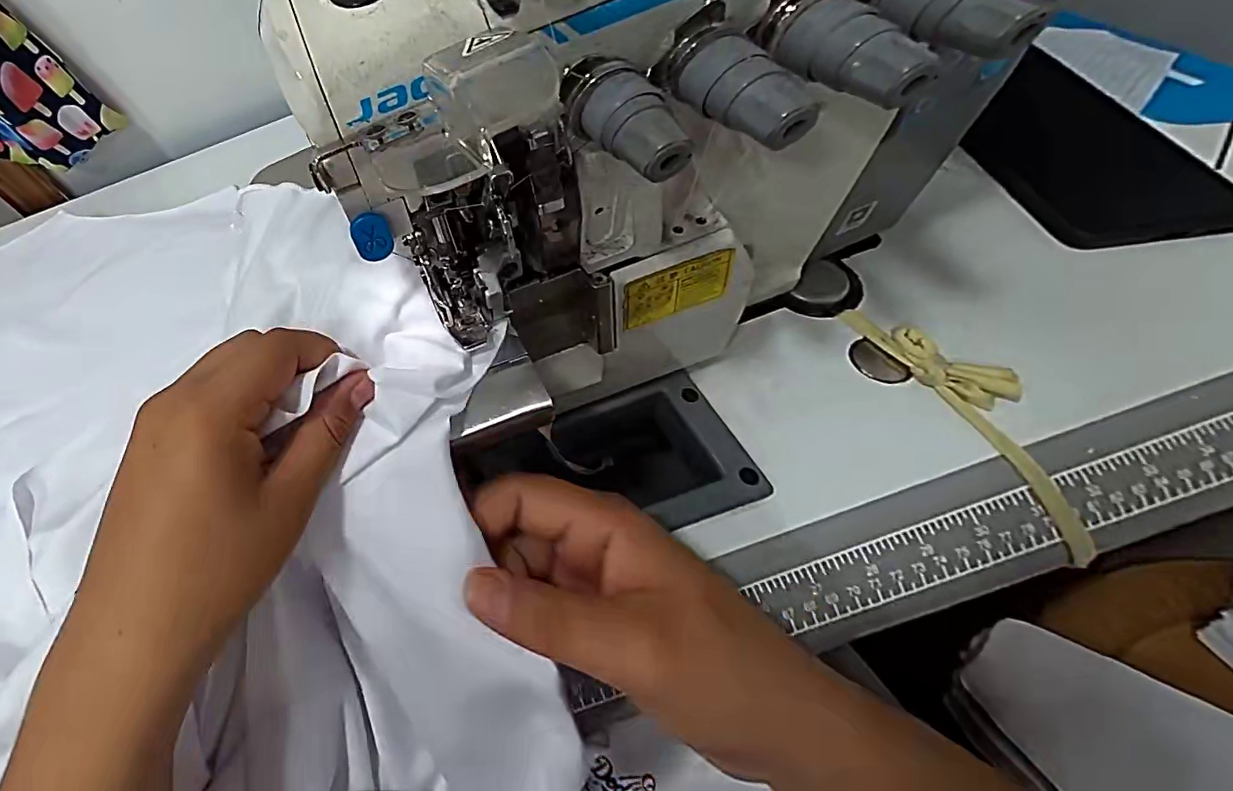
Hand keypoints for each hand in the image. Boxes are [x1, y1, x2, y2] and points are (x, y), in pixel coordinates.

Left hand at [3, 329, 372, 790]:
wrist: (131, 638)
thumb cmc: (218, 572)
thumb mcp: (287, 501)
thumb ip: (325, 432)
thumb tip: (358, 384)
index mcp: (207, 406)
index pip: (274, 346)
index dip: (320, 353)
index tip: (352, 383)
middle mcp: (173, 397)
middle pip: (246, 348)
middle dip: (294, 362)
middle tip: (327, 407)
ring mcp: (151, 417)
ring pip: (221, 366)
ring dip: (264, 379)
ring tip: (292, 430)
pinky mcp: (144, 440)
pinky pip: (198, 392)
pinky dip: (235, 397)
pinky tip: (250, 445)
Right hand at [463, 475, 1012, 789]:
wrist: (794, 734)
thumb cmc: (722, 673)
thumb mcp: (633, 646)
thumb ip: (547, 616)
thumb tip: (467, 586)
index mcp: (603, 525)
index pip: (520, 496)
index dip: (478, 517)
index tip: (438, 561)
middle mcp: (593, 542)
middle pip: (516, 530)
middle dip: (480, 559)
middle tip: (442, 605)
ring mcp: (595, 581)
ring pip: (525, 569)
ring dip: (497, 594)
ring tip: (460, 630)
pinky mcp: (599, 617)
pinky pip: (543, 605)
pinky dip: (518, 620)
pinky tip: (496, 647)